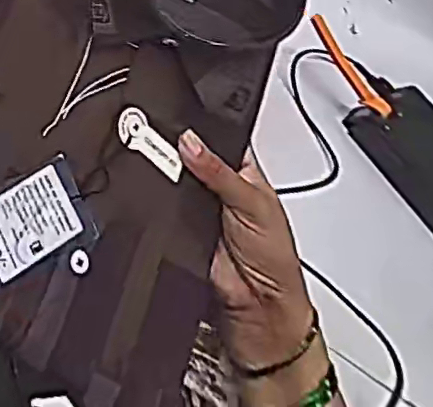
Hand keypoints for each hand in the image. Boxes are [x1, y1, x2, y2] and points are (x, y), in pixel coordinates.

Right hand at [179, 131, 316, 372]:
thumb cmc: (275, 259)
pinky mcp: (177, 223)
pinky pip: (161, 204)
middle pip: (188, 154)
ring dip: (166, 174)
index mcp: (240, 170)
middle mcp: (216, 184)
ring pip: (172, 177)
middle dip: (178, 150)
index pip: (216, 137)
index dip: (200, 127)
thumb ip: (221, 173)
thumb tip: (191, 142)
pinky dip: (157, 199)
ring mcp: (196, 205)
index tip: (181, 119)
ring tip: (165, 170)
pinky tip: (158, 194)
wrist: (259, 312)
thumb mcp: (254, 205)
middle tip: (169, 145)